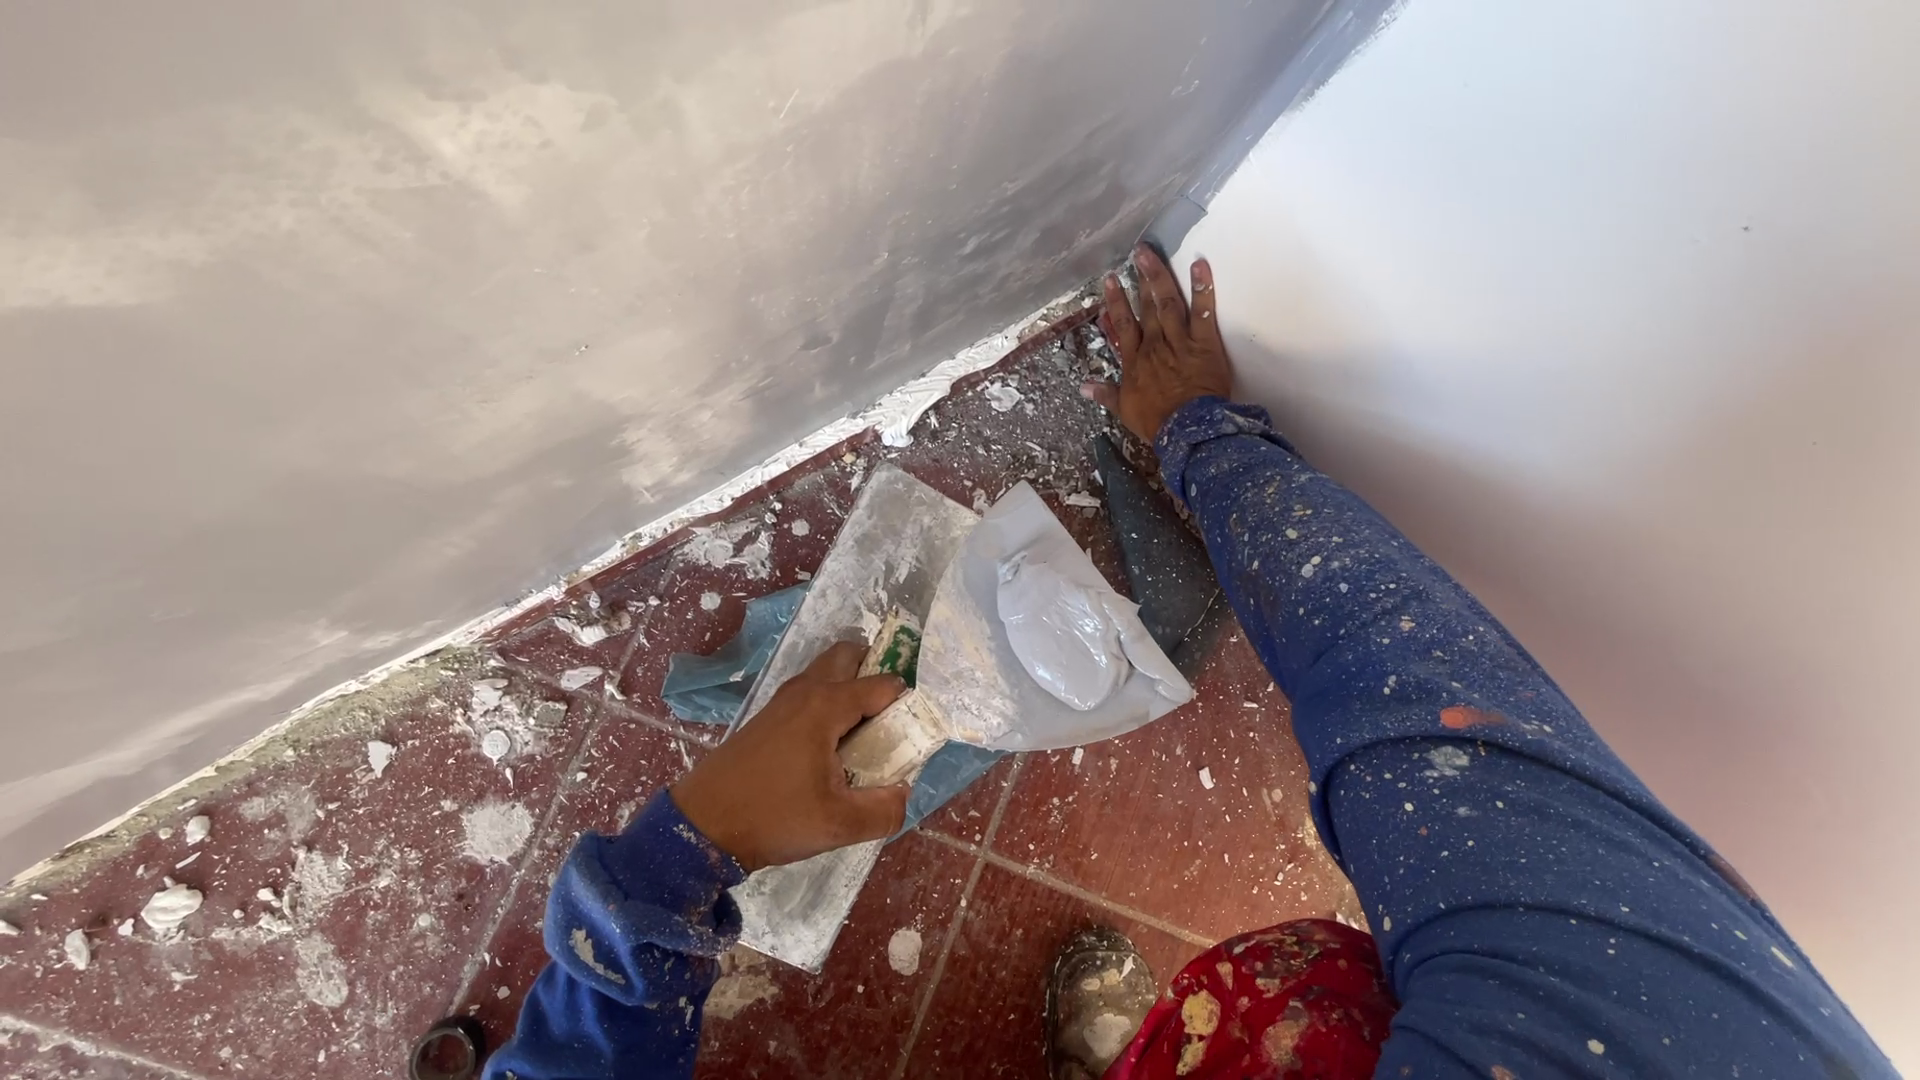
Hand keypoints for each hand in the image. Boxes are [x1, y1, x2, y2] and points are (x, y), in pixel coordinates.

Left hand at [670, 642, 909, 870]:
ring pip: (826, 672)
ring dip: (850, 688)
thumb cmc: (772, 817)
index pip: (883, 685)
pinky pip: (809, 692)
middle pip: (849, 656)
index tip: (916, 734)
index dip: (906, 704)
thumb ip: (884, 809)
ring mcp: (782, 701)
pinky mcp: (768, 717)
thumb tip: (906, 793)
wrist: (700, 825)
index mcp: (826, 705)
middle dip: (875, 673)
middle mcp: (806, 691)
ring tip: (865, 734)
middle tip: (890, 716)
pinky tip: (832, 746)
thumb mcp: (839, 825)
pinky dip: (828, 702)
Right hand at [1083, 244, 1232, 442]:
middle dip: (1140, 280)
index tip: (1110, 280)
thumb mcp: (1125, 410)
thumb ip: (1105, 394)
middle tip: (1137, 254)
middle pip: (1146, 307)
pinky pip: (1203, 312)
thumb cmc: (1156, 422)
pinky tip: (1199, 265)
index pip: (1123, 325)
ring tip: (1154, 254)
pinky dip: (1202, 288)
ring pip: (1168, 303)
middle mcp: (1154, 345)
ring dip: (1160, 277)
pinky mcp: (1204, 343)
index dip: (1116, 302)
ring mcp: (1179, 341)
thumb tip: (1083, 386)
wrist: (1186, 429)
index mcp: (1135, 361)